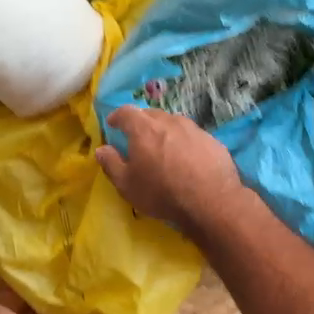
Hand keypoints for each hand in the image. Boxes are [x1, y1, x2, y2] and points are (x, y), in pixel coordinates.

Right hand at [94, 105, 253, 239]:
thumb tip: (101, 149)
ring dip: (163, 130)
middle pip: (151, 114)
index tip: (112, 124)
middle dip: (140, 122)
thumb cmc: (161, 193)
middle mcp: (169, 122)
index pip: (127, 112)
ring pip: (173, 122)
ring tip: (161, 147)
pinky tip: (184, 159)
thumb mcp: (126, 184)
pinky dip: (182, 141)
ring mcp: (193, 129)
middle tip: (136, 137)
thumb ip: (111, 163)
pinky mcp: (212, 140)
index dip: (117, 116)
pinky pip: (191, 135)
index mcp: (144, 130)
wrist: (210, 202)